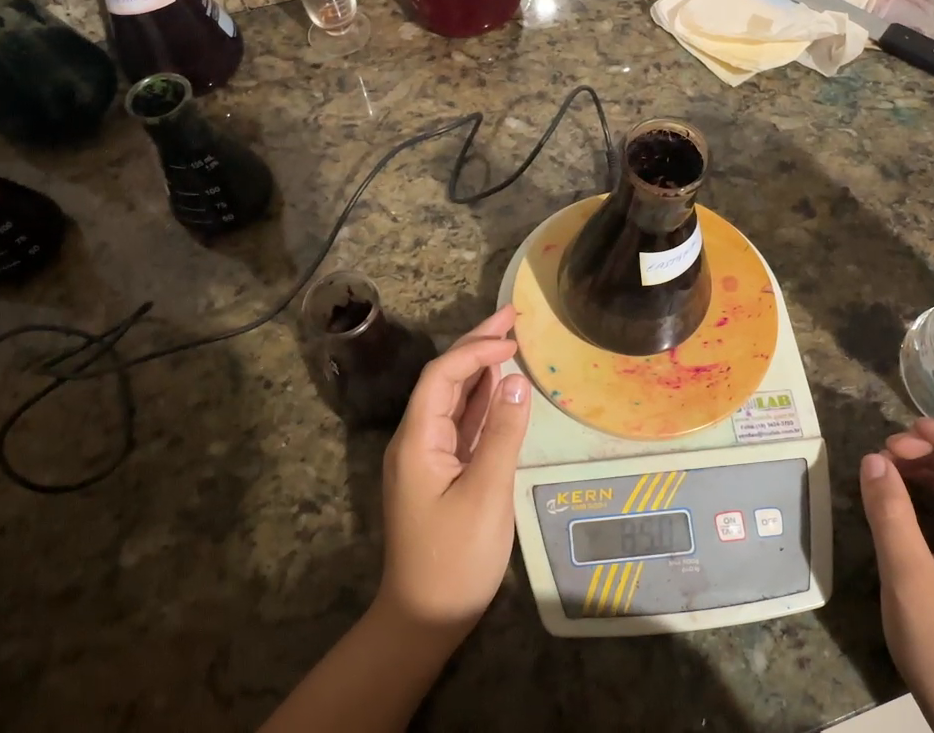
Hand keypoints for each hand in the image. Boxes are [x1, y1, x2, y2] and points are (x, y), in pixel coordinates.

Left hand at [376, 305, 531, 634]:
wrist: (425, 616)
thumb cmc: (455, 558)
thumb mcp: (486, 494)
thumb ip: (502, 435)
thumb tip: (516, 382)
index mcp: (418, 440)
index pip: (442, 376)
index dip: (475, 350)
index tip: (513, 338)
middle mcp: (417, 440)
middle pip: (445, 380)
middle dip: (477, 345)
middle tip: (513, 316)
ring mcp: (428, 457)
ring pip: (454, 400)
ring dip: (481, 370)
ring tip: (511, 340)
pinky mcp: (442, 473)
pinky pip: (461, 426)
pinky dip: (483, 402)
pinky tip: (501, 389)